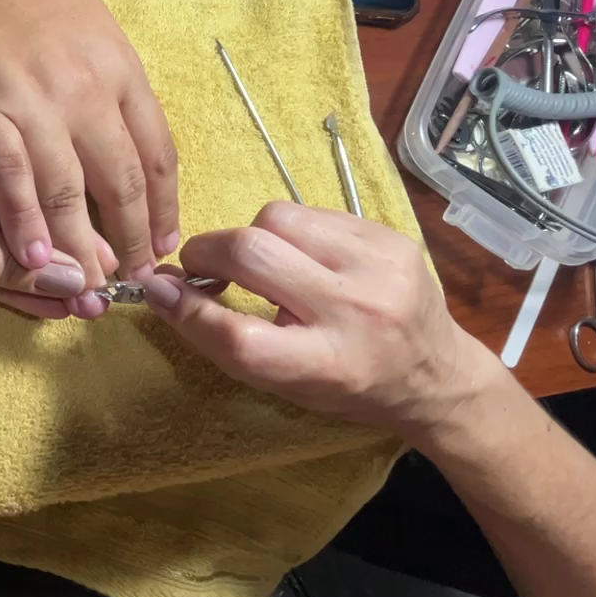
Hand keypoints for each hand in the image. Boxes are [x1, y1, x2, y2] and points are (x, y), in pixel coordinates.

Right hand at [0, 0, 178, 301]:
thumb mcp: (84, 21)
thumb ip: (107, 77)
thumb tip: (122, 124)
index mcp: (117, 66)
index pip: (156, 152)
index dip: (163, 206)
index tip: (164, 241)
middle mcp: (86, 88)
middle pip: (121, 181)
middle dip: (132, 239)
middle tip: (135, 280)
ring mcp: (34, 100)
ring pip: (68, 191)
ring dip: (82, 246)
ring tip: (90, 286)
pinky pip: (11, 179)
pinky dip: (24, 225)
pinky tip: (34, 261)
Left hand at [0, 118, 90, 352]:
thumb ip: (7, 263)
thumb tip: (79, 280)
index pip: (26, 169)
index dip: (71, 211)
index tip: (112, 249)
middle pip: (21, 208)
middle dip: (63, 250)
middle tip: (110, 285)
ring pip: (4, 240)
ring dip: (41, 274)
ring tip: (89, 305)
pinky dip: (10, 285)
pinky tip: (50, 306)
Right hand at [142, 202, 508, 443]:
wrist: (436, 375)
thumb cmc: (343, 385)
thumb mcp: (280, 382)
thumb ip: (218, 335)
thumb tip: (158, 287)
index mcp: (327, 365)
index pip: (238, 334)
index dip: (188, 309)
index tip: (161, 290)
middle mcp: (359, 312)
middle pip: (252, 254)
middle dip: (208, 252)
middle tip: (202, 267)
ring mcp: (381, 267)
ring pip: (275, 217)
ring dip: (249, 237)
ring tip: (261, 263)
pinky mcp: (390, 236)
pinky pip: (307, 211)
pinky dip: (285, 231)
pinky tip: (299, 256)